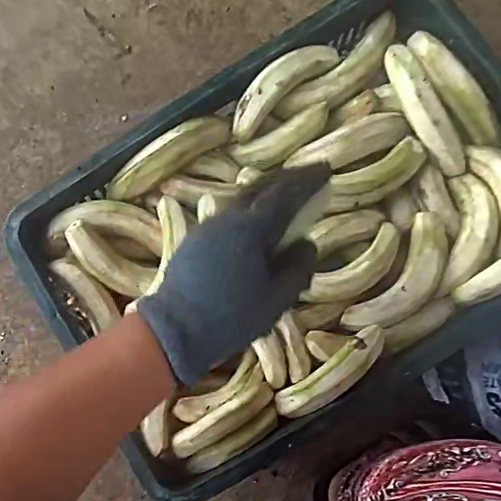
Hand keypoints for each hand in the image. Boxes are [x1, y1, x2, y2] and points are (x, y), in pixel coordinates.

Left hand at [137, 166, 326, 383]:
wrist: (174, 330)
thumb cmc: (231, 318)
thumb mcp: (276, 300)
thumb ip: (298, 268)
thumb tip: (307, 244)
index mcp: (252, 229)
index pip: (286, 194)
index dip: (308, 181)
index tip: (326, 170)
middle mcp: (228, 219)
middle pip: (262, 188)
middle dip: (288, 179)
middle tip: (309, 175)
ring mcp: (207, 227)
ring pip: (242, 199)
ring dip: (266, 192)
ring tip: (284, 194)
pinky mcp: (194, 240)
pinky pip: (228, 215)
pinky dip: (249, 209)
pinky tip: (254, 220)